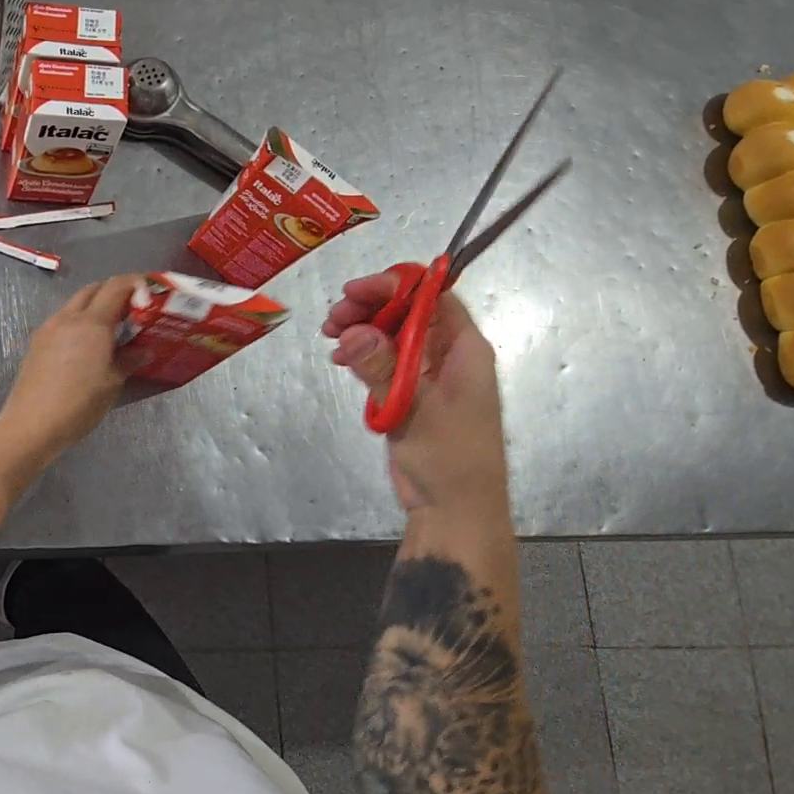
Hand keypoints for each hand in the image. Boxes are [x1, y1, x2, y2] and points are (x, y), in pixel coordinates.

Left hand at [0, 275, 142, 468]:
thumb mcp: (112, 383)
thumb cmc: (78, 405)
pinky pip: (62, 321)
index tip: (152, 289)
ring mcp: (47, 329)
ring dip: (95, 307)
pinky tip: (87, 344)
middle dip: (115, 292)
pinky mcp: (36, 344)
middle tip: (133, 308)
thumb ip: (129, 360)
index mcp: (91, 323)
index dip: (137, 283)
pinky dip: (79, 322)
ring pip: (75, 305)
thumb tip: (143, 350)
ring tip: (112, 327)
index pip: (116, 286)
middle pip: (93, 289)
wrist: (31, 425)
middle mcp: (67, 318)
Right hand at [322, 272, 508, 515]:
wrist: (453, 507)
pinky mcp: (408, 393)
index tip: (356, 291)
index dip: (397, 286)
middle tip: (333, 318)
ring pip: (392, 334)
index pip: (434, 298)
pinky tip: (339, 359)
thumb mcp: (414, 410)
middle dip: (371, 307)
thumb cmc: (449, 458)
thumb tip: (353, 333)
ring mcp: (427, 374)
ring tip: (329, 336)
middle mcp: (447, 355)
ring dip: (361, 329)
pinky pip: (384, 360)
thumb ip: (383, 369)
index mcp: (465, 351)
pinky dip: (361, 353)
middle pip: (409, 312)